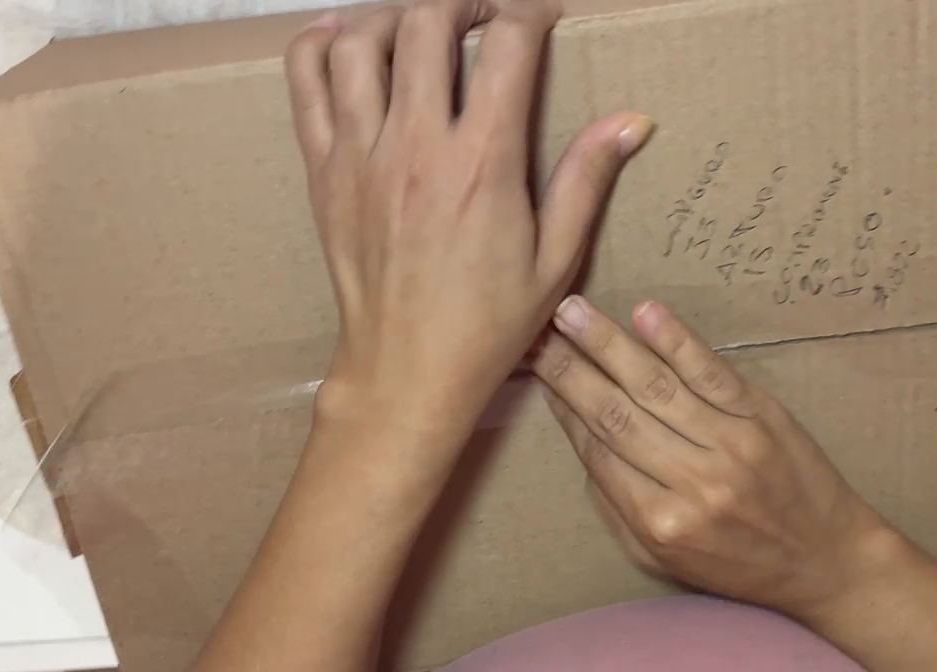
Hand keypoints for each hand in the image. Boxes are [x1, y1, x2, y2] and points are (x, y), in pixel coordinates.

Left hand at [286, 0, 653, 436]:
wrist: (409, 371)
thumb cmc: (488, 327)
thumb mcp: (554, 264)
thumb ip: (586, 183)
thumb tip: (630, 121)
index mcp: (483, 164)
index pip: (506, 43)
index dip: (530, 12)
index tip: (543, 17)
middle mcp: (416, 144)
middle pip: (429, 20)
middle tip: (485, 15)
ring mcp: (361, 154)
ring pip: (362, 38)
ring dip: (396, 18)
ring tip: (422, 33)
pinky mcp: (325, 172)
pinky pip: (306, 79)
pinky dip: (322, 44)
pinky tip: (348, 45)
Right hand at [533, 295, 901, 620]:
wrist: (826, 563)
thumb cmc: (739, 566)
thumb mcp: (666, 560)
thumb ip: (620, 510)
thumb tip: (586, 446)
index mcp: (659, 522)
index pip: (597, 451)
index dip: (563, 408)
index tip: (537, 373)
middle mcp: (690, 483)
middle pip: (615, 415)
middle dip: (569, 372)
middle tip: (537, 335)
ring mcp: (729, 445)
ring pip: (655, 387)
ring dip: (608, 345)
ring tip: (572, 312)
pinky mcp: (762, 418)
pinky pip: (711, 373)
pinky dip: (677, 341)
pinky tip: (645, 314)